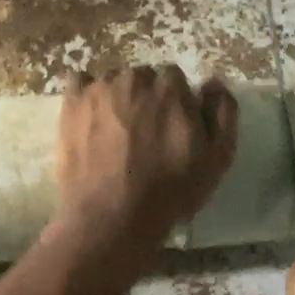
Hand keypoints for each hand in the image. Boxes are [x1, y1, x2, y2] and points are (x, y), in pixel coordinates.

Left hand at [53, 64, 240, 255]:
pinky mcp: (72, 103)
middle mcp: (135, 78)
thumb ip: (222, 113)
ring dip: (117, 96)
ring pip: (113, 80)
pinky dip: (87, 94)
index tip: (171, 127)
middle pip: (143, 78)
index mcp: (171, 87)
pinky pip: (80, 82)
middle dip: (145, 98)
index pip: (174, 79)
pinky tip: (90, 118)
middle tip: (144, 132)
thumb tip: (212, 83)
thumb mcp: (217, 158)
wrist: (112, 217)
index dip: (174, 103)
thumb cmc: (170, 191)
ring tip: (115, 130)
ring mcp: (100, 88)